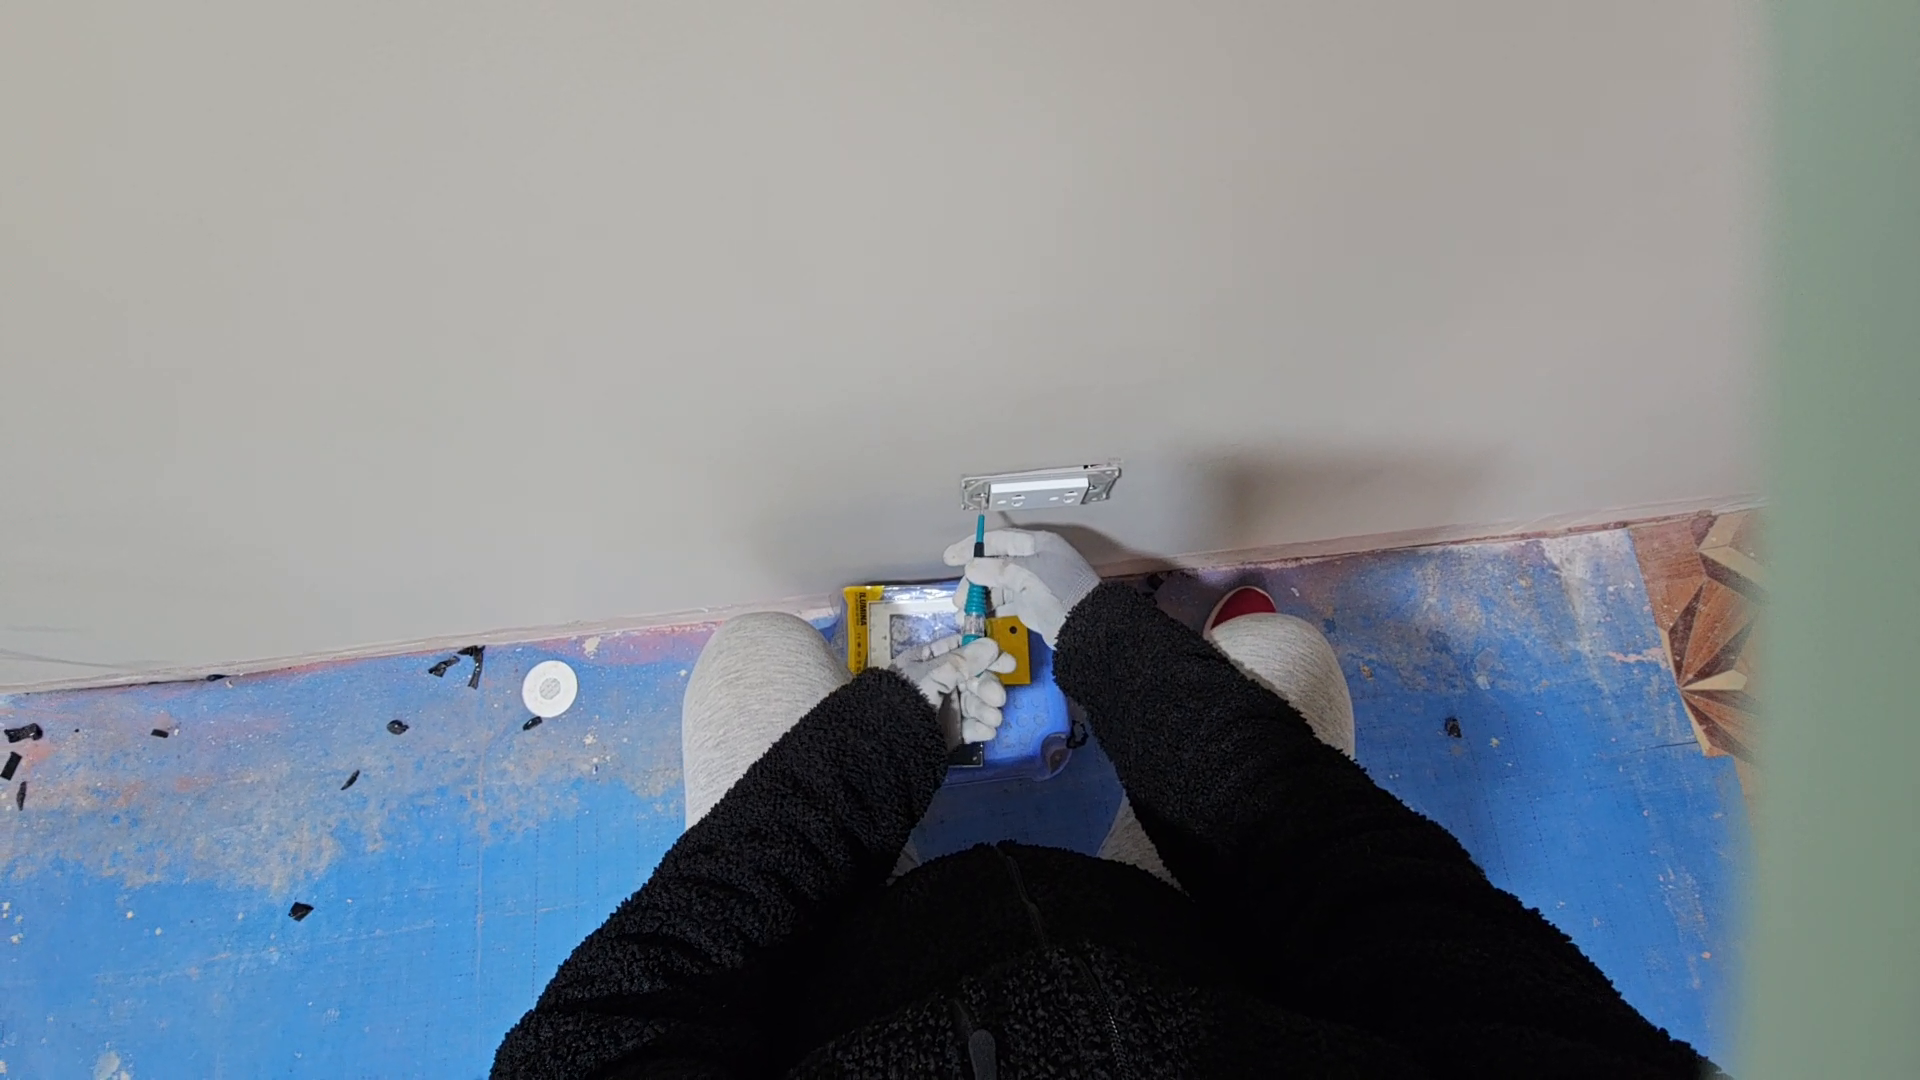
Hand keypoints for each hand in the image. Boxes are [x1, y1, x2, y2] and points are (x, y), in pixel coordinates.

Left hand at [890, 634, 1017, 746]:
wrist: (890, 741)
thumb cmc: (906, 696)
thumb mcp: (931, 673)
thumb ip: (962, 661)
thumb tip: (991, 646)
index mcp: (930, 660)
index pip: (963, 650)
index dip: (987, 655)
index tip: (1007, 663)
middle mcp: (941, 680)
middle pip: (976, 678)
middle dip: (989, 687)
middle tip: (996, 697)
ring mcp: (948, 706)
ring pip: (978, 702)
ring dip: (988, 709)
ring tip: (991, 718)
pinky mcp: (952, 730)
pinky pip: (973, 726)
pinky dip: (982, 728)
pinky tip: (986, 730)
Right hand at [942, 528, 1100, 647]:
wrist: (1086, 628)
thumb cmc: (1064, 594)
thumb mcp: (1028, 575)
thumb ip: (996, 569)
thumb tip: (971, 568)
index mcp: (1037, 545)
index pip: (997, 540)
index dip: (972, 547)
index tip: (951, 557)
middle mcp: (1034, 561)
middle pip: (994, 565)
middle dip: (973, 580)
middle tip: (960, 597)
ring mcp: (1033, 584)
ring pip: (997, 586)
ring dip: (979, 599)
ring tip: (965, 613)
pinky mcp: (1032, 605)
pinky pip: (1004, 604)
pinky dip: (990, 611)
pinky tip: (979, 619)